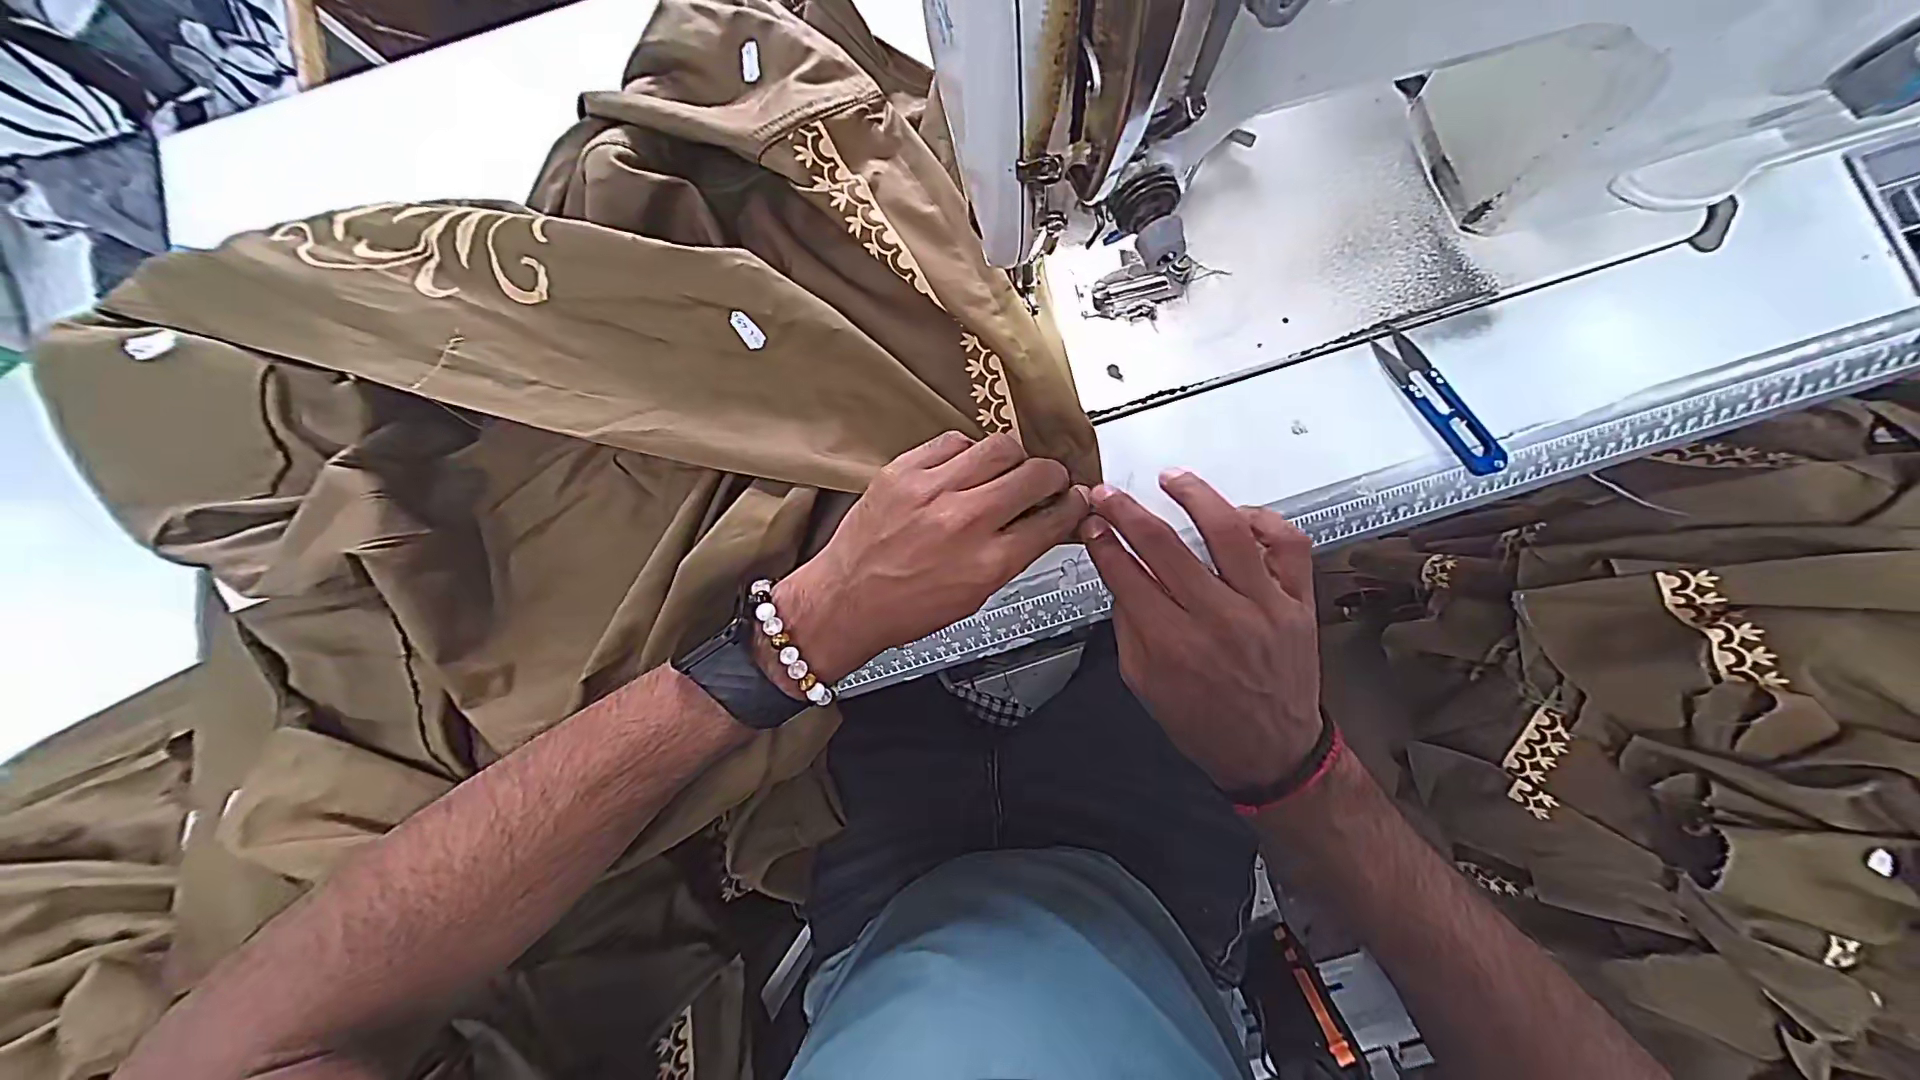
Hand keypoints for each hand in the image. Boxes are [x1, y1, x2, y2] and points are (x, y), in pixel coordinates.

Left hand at [771, 432, 1089, 684]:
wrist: (845, 600)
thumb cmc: (904, 608)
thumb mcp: (975, 595)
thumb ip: (1013, 555)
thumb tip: (1041, 525)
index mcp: (988, 563)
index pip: (1052, 520)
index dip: (1072, 506)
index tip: (1073, 500)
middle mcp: (964, 521)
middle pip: (1035, 475)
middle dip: (1052, 477)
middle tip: (1047, 480)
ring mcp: (932, 491)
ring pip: (1001, 447)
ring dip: (1015, 458)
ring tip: (1008, 469)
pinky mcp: (903, 471)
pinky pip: (954, 441)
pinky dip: (969, 452)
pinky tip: (966, 466)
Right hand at [1079, 470, 1319, 793]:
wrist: (1272, 751)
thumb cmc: (1205, 722)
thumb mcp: (1143, 682)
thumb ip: (1128, 626)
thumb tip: (1119, 574)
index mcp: (1171, 644)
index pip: (1125, 573)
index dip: (1102, 541)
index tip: (1092, 523)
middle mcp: (1216, 620)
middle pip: (1162, 545)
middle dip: (1126, 511)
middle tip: (1109, 495)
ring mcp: (1262, 608)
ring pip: (1226, 532)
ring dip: (1193, 496)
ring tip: (1172, 478)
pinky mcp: (1296, 604)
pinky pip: (1287, 546)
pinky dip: (1262, 520)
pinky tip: (1236, 513)